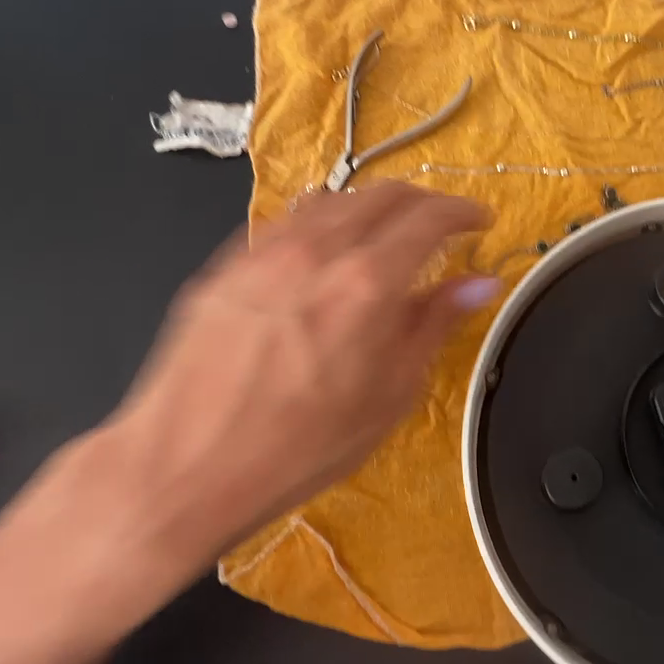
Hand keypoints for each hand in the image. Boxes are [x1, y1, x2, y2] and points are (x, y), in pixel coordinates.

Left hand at [56, 183, 497, 576]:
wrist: (183, 470)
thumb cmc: (302, 446)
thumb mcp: (391, 393)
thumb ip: (435, 324)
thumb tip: (480, 284)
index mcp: (367, 283)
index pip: (428, 217)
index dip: (463, 212)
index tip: (480, 221)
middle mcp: (316, 251)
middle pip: (382, 194)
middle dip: (424, 201)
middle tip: (444, 225)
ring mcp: (263, 254)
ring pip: (331, 201)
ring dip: (373, 207)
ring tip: (388, 236)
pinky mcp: (224, 268)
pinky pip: (286, 224)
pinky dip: (324, 223)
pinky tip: (327, 254)